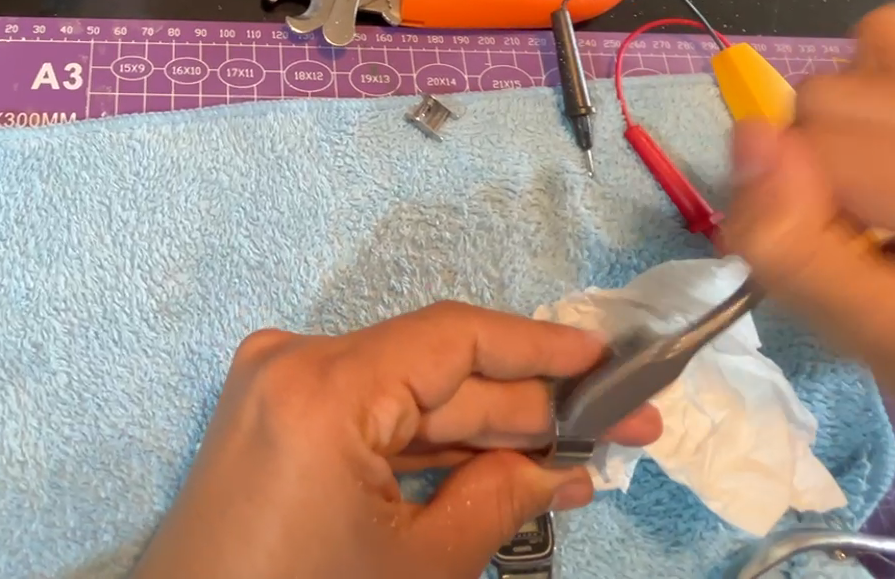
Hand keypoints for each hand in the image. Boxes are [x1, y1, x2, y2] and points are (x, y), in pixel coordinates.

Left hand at [131, 303, 661, 578]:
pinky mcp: (274, 406)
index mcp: (326, 384)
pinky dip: (426, 438)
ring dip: (482, 422)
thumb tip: (561, 464)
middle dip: (525, 401)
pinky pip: (366, 412)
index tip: (607, 356)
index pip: (450, 338)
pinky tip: (500, 460)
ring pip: (401, 391)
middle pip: (432, 368)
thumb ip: (497, 497)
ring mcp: (278, 378)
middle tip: (620, 421)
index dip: (536, 344)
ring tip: (578, 445)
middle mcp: (296, 357)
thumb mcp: (418, 565)